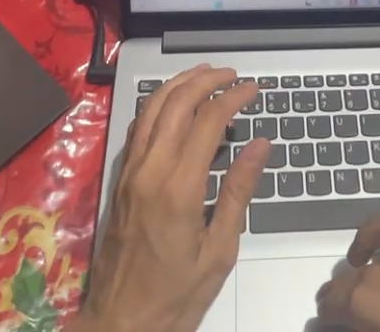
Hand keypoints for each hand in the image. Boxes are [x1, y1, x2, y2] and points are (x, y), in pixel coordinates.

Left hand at [75, 65, 270, 331]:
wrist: (119, 326)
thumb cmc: (176, 297)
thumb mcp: (220, 251)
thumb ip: (239, 191)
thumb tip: (261, 143)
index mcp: (178, 187)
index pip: (209, 120)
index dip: (234, 97)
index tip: (254, 89)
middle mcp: (149, 169)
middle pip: (177, 102)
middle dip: (207, 79)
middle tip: (233, 74)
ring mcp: (129, 171)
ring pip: (152, 107)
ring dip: (179, 83)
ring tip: (205, 74)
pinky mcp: (118, 178)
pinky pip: (138, 126)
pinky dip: (159, 103)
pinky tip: (174, 102)